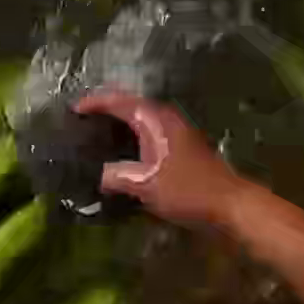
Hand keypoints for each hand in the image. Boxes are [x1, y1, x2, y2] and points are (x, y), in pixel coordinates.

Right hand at [75, 92, 248, 226]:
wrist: (226, 201)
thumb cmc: (187, 190)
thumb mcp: (147, 185)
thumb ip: (120, 176)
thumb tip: (102, 173)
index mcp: (158, 122)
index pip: (124, 103)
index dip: (99, 102)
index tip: (76, 107)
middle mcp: (168, 119)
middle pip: (134, 104)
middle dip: (110, 105)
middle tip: (85, 115)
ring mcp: (177, 132)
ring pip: (144, 117)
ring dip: (122, 118)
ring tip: (99, 128)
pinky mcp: (181, 146)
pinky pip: (151, 130)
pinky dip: (134, 133)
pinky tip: (124, 149)